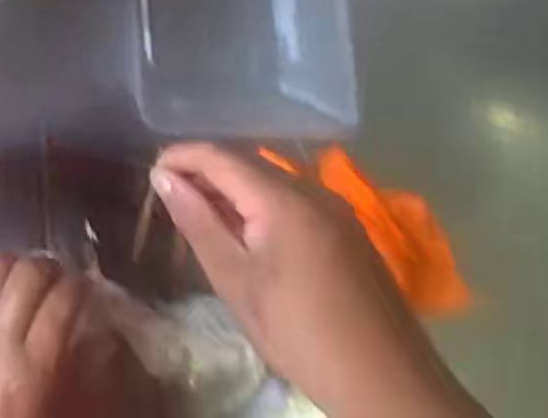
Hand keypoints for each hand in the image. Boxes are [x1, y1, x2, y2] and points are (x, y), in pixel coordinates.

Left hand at [0, 253, 87, 417]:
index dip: (80, 287)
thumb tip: (98, 344)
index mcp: (33, 369)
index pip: (61, 305)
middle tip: (61, 277)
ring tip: (26, 272)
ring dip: (14, 260)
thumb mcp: (55, 414)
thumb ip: (76, 382)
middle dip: (50, 267)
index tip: (89, 287)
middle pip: (28, 274)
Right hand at [152, 143, 486, 417]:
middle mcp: (312, 191)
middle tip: (170, 196)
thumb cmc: (303, 336)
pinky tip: (245, 231)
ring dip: (229, 186)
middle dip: (201, 169)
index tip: (151, 177)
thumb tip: (163, 176)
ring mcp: (336, 210)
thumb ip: (197, 221)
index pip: (217, 154)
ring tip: (201, 213)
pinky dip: (257, 201)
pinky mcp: (348, 231)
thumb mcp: (236, 281)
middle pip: (243, 160)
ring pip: (267, 177)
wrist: (396, 395)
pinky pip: (290, 196)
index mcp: (283, 200)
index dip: (178, 157)